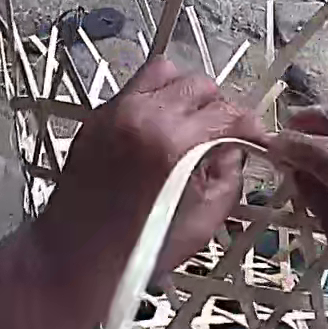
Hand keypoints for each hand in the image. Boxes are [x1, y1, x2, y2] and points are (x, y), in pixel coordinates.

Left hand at [13, 57, 261, 328]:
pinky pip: (138, 84)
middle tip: (219, 133)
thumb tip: (233, 145)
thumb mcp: (205, 219)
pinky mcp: (99, 113)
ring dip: (185, 92)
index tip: (254, 137)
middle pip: (200, 84)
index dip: (250, 125)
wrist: (72, 258)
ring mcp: (118, 109)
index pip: (228, 113)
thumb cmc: (142, 249)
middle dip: (218, 107)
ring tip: (187, 121)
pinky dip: (156, 95)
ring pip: (167, 71)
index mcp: (176, 144)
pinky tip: (159, 124)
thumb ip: (230, 173)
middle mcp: (146, 115)